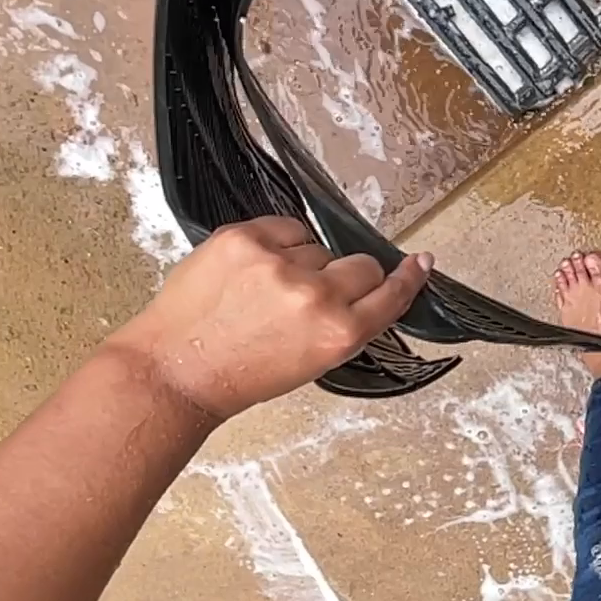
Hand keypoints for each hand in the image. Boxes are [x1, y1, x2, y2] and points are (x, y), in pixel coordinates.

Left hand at [106, 216, 430, 420]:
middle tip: (317, 295)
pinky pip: (286, 228)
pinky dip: (278, 244)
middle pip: (363, 265)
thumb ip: (349, 323)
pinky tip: (257, 270)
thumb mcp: (318, 360)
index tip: (421, 263)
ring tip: (269, 291)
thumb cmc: (248, 372)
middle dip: (348, 277)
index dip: (409, 278)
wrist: (179, 369)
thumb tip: (371, 284)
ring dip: (306, 262)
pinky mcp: (245, 240)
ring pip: (322, 247)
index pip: (392, 295)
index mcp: (341, 335)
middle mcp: (318, 298)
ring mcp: (280, 265)